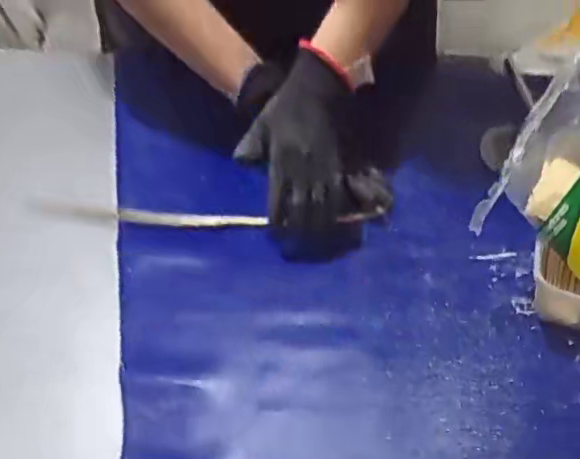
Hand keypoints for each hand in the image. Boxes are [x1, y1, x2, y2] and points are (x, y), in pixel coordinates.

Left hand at [233, 47, 392, 237]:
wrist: (317, 88)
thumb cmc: (286, 106)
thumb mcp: (261, 125)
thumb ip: (250, 148)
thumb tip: (241, 165)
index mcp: (280, 164)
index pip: (277, 205)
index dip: (277, 226)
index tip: (276, 238)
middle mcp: (302, 173)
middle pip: (301, 214)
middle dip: (299, 235)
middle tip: (296, 249)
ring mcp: (322, 172)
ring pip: (321, 211)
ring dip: (318, 232)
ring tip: (315, 246)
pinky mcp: (338, 169)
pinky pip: (338, 199)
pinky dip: (337, 216)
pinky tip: (335, 227)